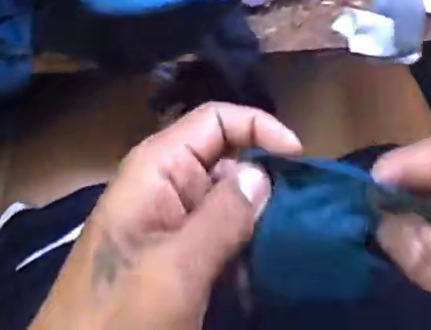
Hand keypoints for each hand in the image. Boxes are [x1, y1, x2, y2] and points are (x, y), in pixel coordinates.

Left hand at [29, 103, 302, 329]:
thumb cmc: (121, 312)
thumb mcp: (178, 267)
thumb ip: (224, 216)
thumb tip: (264, 172)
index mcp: (158, 165)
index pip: (214, 119)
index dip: (258, 125)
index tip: (303, 158)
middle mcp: (163, 180)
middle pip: (224, 157)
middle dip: (264, 179)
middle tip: (308, 214)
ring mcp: (166, 217)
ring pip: (224, 199)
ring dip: (256, 221)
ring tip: (292, 248)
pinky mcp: (170, 253)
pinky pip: (215, 235)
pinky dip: (241, 250)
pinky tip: (260, 279)